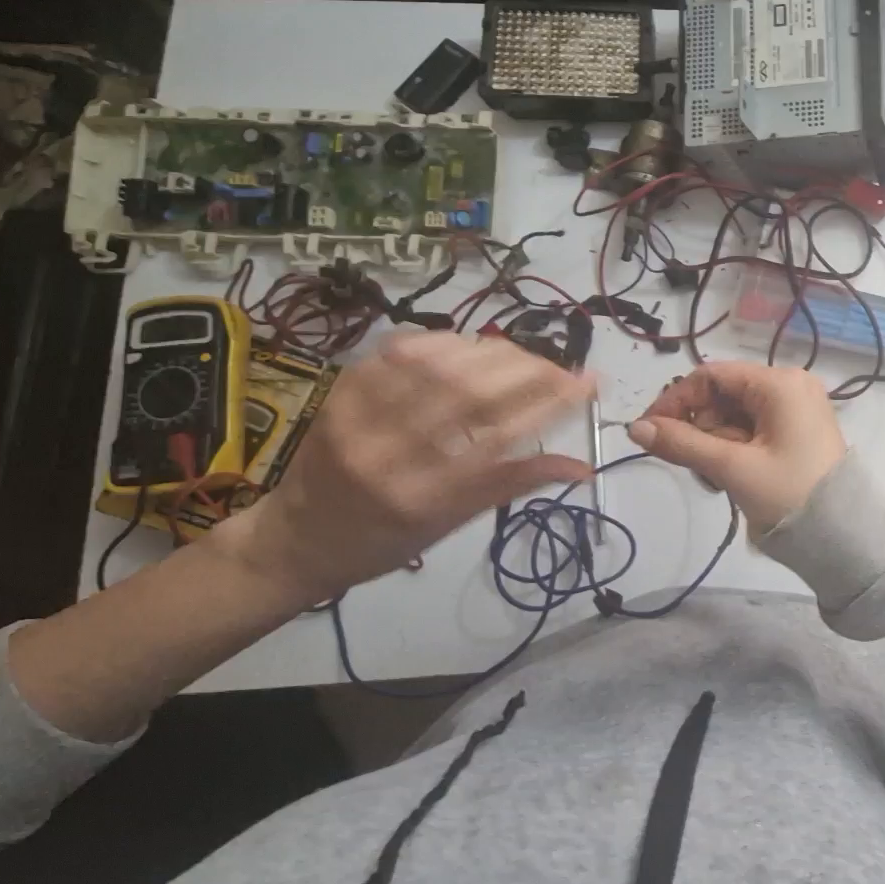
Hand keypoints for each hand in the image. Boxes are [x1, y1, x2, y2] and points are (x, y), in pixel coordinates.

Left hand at [232, 332, 595, 606]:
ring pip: (440, 363)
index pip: (499, 437)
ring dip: (497, 353)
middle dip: (531, 371)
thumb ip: (515, 485)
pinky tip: (476, 348)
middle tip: (565, 370)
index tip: (589, 385)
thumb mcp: (452, 523)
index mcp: (419, 496)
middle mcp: (386, 452)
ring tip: (529, 360)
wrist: (294, 538)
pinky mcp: (340, 390)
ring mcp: (356, 415)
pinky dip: (449, 341)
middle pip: (471, 391)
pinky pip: (401, 350)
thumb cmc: (383, 542)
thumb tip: (583, 466)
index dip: (551, 404)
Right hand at [630, 361, 845, 531]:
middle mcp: (791, 386)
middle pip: (723, 395)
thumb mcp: (732, 468)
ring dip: (717, 443)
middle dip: (702, 429)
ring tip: (721, 478)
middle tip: (699, 466)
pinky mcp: (799, 431)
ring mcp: (797, 408)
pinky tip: (734, 476)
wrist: (843, 534)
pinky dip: (736, 449)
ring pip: (735, 415)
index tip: (649, 432)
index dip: (676, 401)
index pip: (712, 376)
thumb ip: (682, 443)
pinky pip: (754, 429)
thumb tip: (635, 428)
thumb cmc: (788, 494)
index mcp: (780, 383)